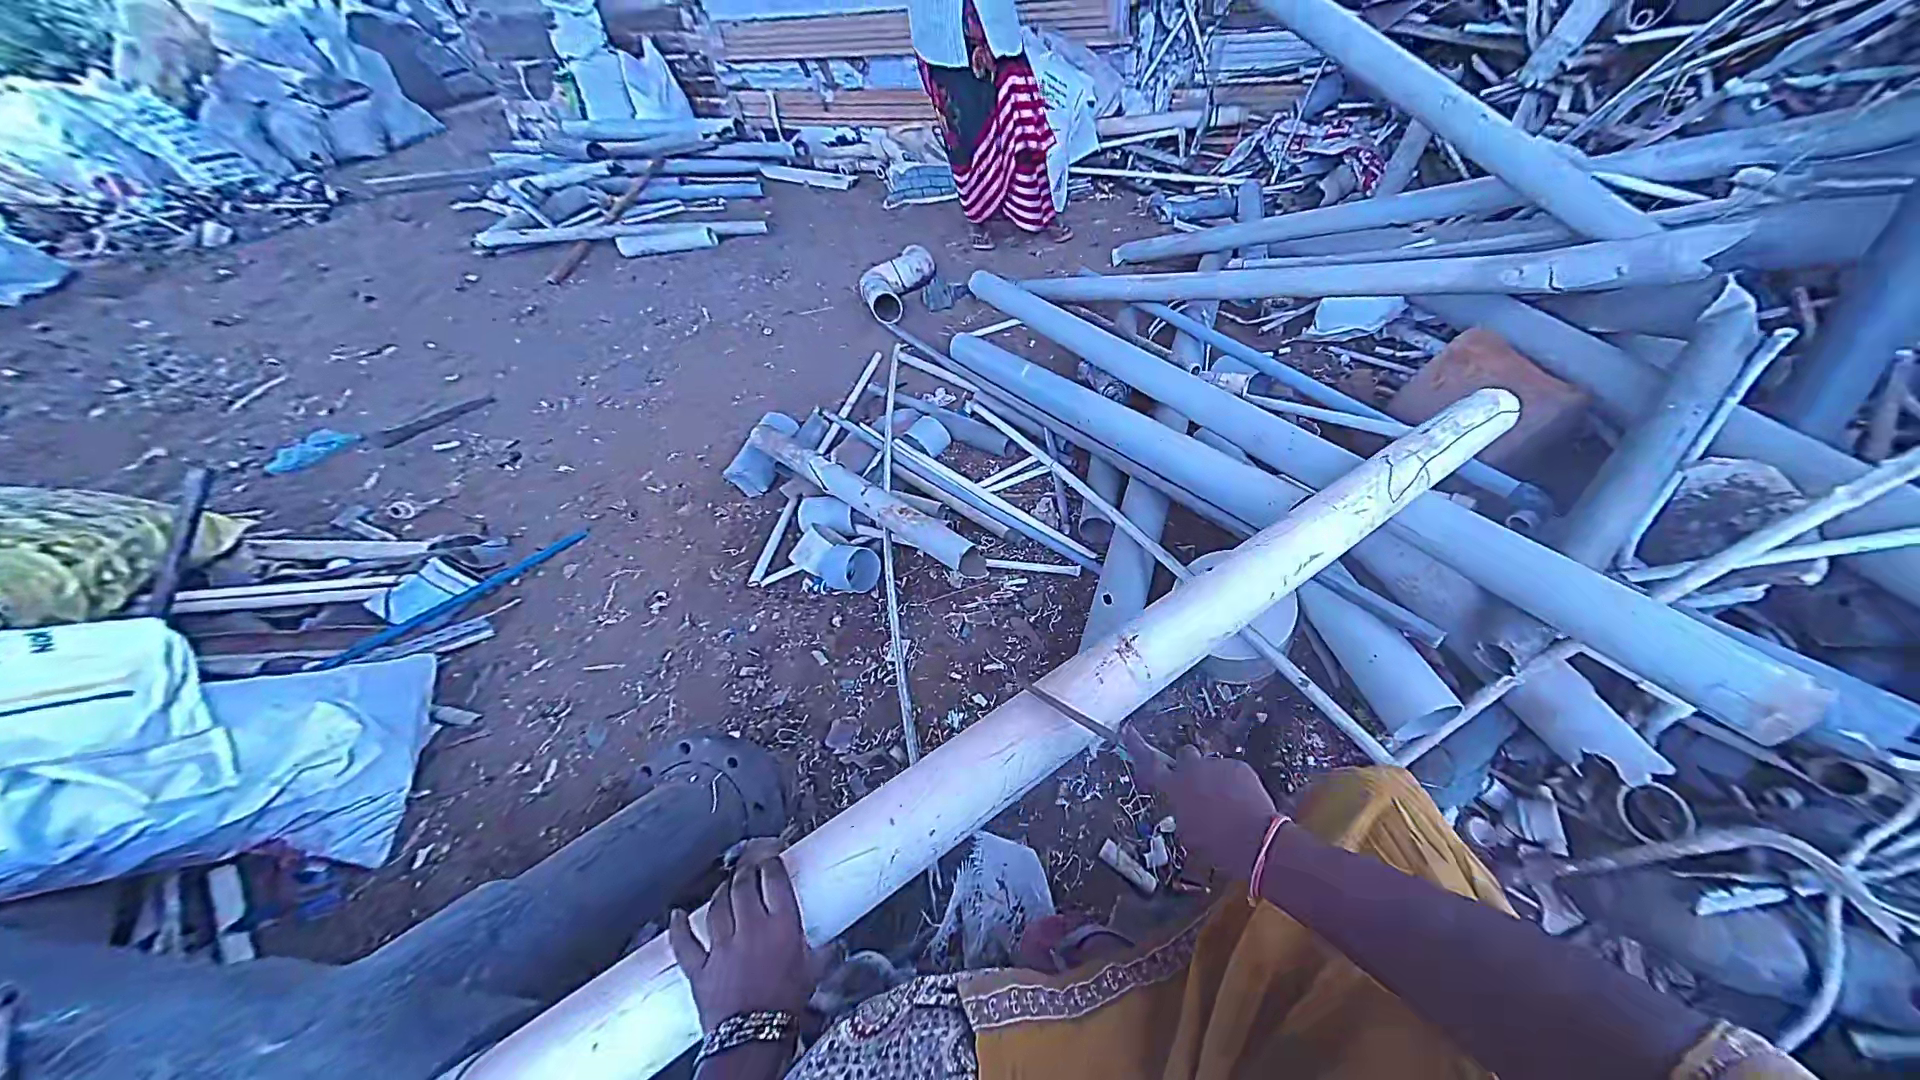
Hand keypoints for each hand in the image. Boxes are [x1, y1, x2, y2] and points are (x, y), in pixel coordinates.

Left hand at [669, 854, 816, 1033]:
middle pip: (743, 885)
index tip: (772, 857)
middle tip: (749, 865)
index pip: (775, 879)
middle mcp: (751, 928)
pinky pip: (684, 942)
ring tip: (724, 884)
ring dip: (721, 891)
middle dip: (746, 870)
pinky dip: (678, 927)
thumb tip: (836, 947)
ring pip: (717, 906)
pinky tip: (677, 915)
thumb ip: (824, 952)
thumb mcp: (814, 971)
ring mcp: (722, 946)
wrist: (753, 1041)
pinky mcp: (700, 967)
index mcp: (781, 924)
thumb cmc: (785, 1007)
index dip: (772, 862)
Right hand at [1124, 728, 1277, 880]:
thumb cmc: (1218, 845)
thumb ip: (1178, 812)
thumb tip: (1181, 808)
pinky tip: (1242, 802)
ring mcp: (1216, 765)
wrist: (1257, 841)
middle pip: (1184, 755)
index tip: (1128, 731)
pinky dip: (1234, 782)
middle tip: (1198, 786)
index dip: (1136, 746)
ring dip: (1213, 778)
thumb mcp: (1187, 835)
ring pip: (1210, 765)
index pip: (1148, 762)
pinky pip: (1231, 770)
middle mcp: (1192, 770)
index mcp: (1174, 788)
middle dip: (1189, 766)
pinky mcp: (1239, 766)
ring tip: (1227, 802)